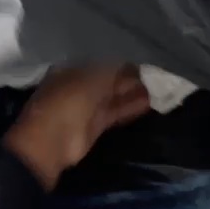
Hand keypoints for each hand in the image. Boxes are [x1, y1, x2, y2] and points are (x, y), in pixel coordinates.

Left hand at [4, 65, 151, 189]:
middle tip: (157, 77)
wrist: (50, 144)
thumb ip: (112, 71)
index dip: (121, 65)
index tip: (144, 65)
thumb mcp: (91, 79)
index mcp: (71, 70)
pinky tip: (149, 103)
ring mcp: (86, 108)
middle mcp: (78, 87)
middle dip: (130, 79)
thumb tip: (130, 66)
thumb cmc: (67, 102)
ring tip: (160, 90)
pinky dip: (130, 108)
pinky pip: (115, 113)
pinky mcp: (94, 128)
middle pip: (108, 81)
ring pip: (113, 98)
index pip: (101, 64)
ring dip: (133, 94)